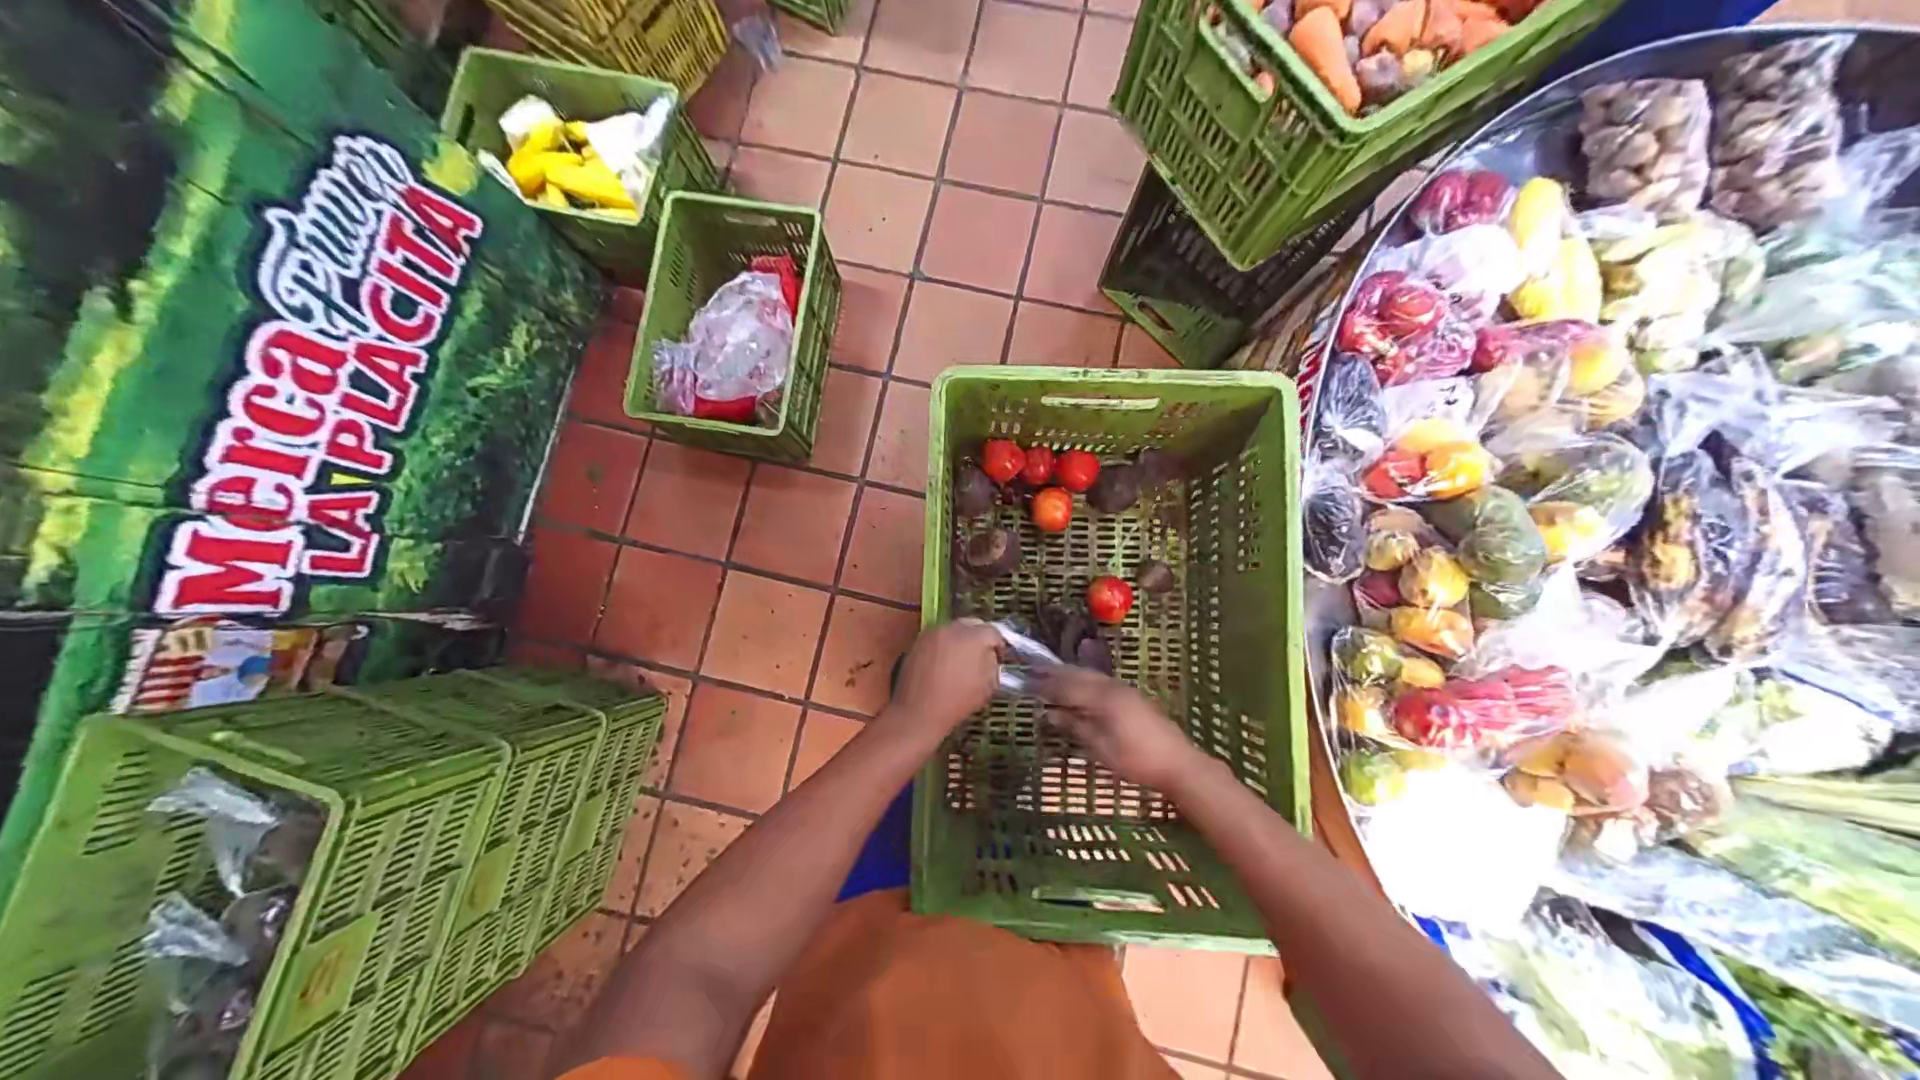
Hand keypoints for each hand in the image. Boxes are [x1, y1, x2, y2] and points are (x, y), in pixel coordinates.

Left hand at [882, 619, 1005, 740]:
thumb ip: (993, 664)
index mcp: (973, 638)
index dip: (999, 644)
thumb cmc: (957, 702)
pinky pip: (937, 638)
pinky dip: (944, 645)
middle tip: (982, 653)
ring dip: (960, 639)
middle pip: (972, 625)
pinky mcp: (918, 641)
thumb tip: (991, 655)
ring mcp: (932, 633)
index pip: (993, 632)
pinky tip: (944, 662)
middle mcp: (952, 629)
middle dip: (979, 637)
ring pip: (953, 630)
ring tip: (961, 658)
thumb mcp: (987, 687)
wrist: (918, 712)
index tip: (1000, 656)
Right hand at [1038, 667, 1211, 791]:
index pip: (1067, 686)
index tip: (1026, 681)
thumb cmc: (1136, 760)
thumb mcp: (1100, 748)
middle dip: (1055, 673)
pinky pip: (1101, 681)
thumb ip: (1075, 726)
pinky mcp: (1132, 697)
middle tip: (1033, 671)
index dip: (1045, 684)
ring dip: (1070, 674)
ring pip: (1091, 675)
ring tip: (1050, 675)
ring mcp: (1125, 690)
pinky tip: (1078, 687)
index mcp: (1103, 698)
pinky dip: (1084, 680)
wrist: (1178, 763)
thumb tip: (1050, 714)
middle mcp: (1113, 687)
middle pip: (1079, 674)